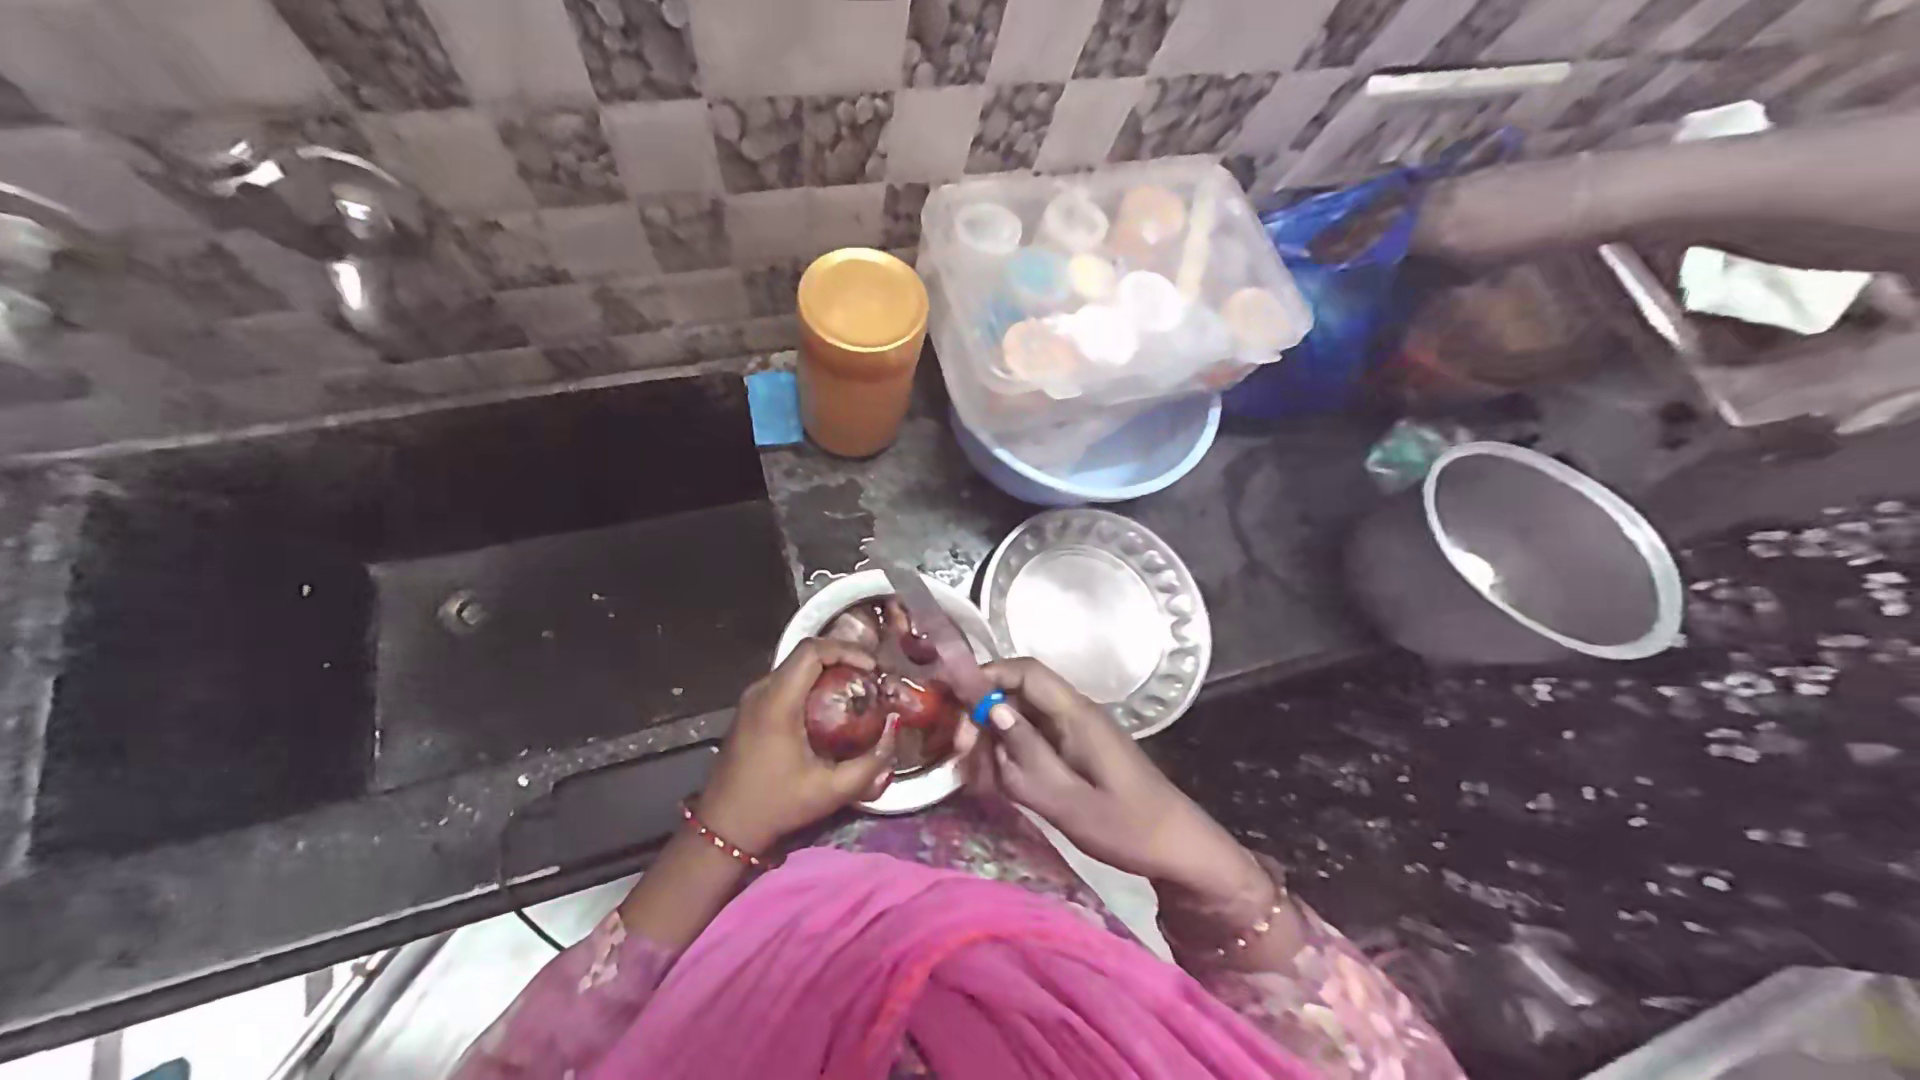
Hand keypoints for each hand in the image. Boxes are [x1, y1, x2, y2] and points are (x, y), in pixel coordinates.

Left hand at [699, 638, 896, 853]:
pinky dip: (812, 683)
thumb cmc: (775, 806)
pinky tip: (830, 706)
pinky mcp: (750, 709)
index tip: (872, 668)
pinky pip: (786, 681)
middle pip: (805, 654)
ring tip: (856, 689)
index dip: (846, 650)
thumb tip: (894, 729)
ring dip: (827, 670)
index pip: (812, 651)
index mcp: (777, 702)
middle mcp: (761, 691)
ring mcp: (752, 699)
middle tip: (870, 678)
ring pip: (795, 666)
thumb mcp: (830, 791)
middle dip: (842, 658)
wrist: (723, 829)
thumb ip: (870, 763)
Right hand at [963, 659, 1271, 916]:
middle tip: (963, 756)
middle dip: (982, 717)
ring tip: (980, 779)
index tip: (952, 700)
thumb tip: (990, 708)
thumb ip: (1026, 754)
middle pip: (1016, 693)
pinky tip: (999, 785)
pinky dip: (1010, 757)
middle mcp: (1073, 714)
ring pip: (1019, 718)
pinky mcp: (1073, 751)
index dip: (986, 675)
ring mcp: (1073, 732)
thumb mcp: (1069, 799)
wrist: (1177, 849)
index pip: (1026, 671)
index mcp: (1077, 714)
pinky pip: (1031, 740)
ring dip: (994, 742)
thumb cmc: (1128, 827)